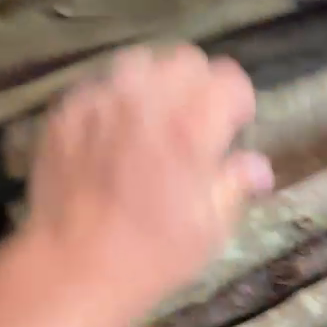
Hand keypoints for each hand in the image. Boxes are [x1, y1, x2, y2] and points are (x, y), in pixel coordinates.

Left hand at [18, 45, 272, 318]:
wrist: (77, 266)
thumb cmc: (156, 255)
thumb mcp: (213, 230)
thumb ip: (236, 184)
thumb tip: (259, 166)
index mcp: (190, 129)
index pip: (229, 79)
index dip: (238, 103)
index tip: (235, 129)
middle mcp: (145, 102)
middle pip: (185, 60)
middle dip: (200, 88)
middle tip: (198, 128)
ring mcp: (99, 102)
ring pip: (140, 63)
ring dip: (157, 87)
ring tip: (157, 127)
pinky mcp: (67, 112)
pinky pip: (101, 86)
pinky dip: (118, 104)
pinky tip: (118, 142)